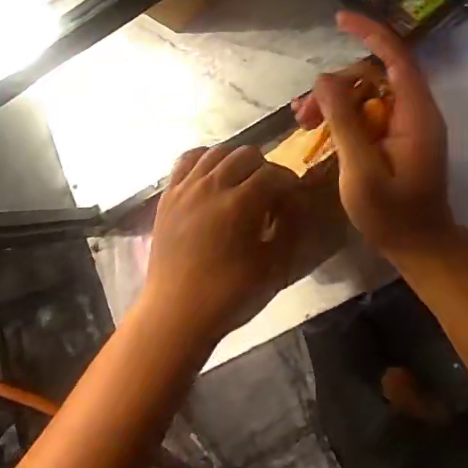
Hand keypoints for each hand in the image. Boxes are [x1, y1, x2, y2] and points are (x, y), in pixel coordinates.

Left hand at [141, 143, 302, 342]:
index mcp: (240, 203)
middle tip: (269, 192)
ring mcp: (186, 188)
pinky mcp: (168, 196)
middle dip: (264, 168)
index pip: (273, 174)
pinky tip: (212, 174)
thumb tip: (299, 206)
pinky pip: (188, 160)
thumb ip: (291, 230)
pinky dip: (204, 159)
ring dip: (236, 161)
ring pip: (218, 152)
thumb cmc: (229, 295)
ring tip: (242, 182)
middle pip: (246, 154)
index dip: (288, 182)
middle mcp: (212, 186)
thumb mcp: (273, 268)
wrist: (176, 315)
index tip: (293, 197)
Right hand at [296, 11, 464, 258]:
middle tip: (302, 111)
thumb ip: (344, 122)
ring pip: (367, 95)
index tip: (339, 19)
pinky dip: (344, 118)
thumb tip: (324, 78)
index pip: (396, 57)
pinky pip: (368, 114)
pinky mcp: (397, 138)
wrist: (422, 249)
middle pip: (374, 76)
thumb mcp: (361, 171)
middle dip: (336, 85)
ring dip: (335, 102)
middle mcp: (415, 111)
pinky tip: (318, 131)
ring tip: (303, 122)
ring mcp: (407, 125)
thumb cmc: (394, 215)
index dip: (369, 32)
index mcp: (416, 113)